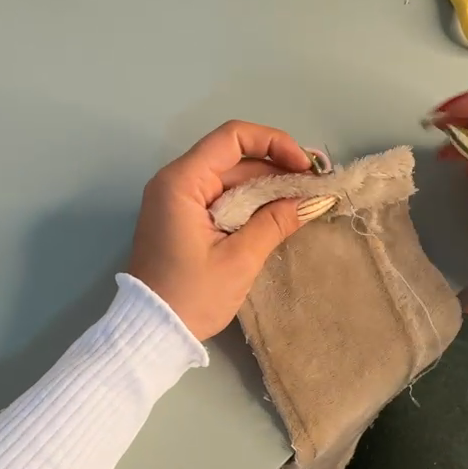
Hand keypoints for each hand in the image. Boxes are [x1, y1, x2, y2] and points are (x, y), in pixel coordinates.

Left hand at [128, 121, 317, 340]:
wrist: (151, 331)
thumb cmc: (191, 296)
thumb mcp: (239, 259)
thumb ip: (274, 222)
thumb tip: (310, 200)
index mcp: (182, 182)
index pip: (232, 137)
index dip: (274, 142)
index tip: (305, 166)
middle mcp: (176, 181)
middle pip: (233, 156)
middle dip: (276, 166)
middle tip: (316, 184)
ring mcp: (178, 199)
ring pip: (230, 176)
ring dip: (267, 184)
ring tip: (305, 197)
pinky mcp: (183, 217)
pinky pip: (222, 196)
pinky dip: (250, 200)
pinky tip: (279, 210)